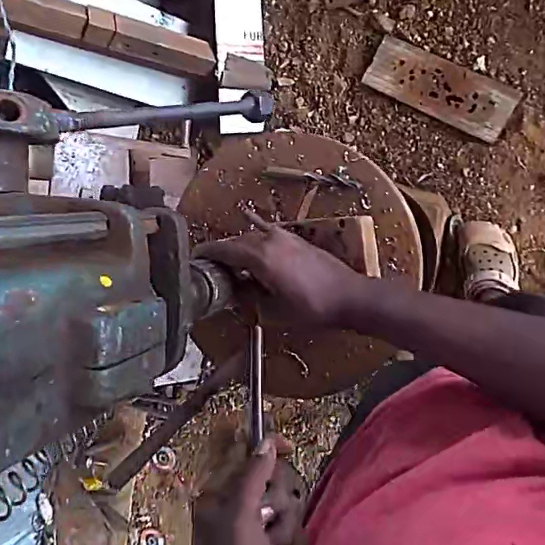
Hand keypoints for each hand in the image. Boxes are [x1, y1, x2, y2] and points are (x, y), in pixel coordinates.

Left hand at [191, 436, 292, 544]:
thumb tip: (265, 443)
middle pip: (276, 483)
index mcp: (218, 501)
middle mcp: (238, 515)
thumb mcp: (239, 522)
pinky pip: (299, 538)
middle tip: (267, 526)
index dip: (266, 450)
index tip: (286, 444)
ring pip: (291, 511)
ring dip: (287, 535)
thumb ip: (253, 478)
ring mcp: (260, 538)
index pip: (246, 459)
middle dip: (278, 506)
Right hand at [195, 216, 371, 326]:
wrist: (350, 297)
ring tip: (230, 263)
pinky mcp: (296, 239)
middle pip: (236, 242)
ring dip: (239, 247)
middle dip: (221, 252)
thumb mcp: (274, 310)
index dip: (206, 254)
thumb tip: (234, 291)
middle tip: (209, 266)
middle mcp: (270, 241)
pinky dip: (256, 238)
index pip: (224, 250)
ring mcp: (285, 237)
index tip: (194, 258)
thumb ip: (249, 296)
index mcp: (260, 257)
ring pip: (252, 237)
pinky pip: (268, 233)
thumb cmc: (313, 308)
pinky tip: (253, 237)